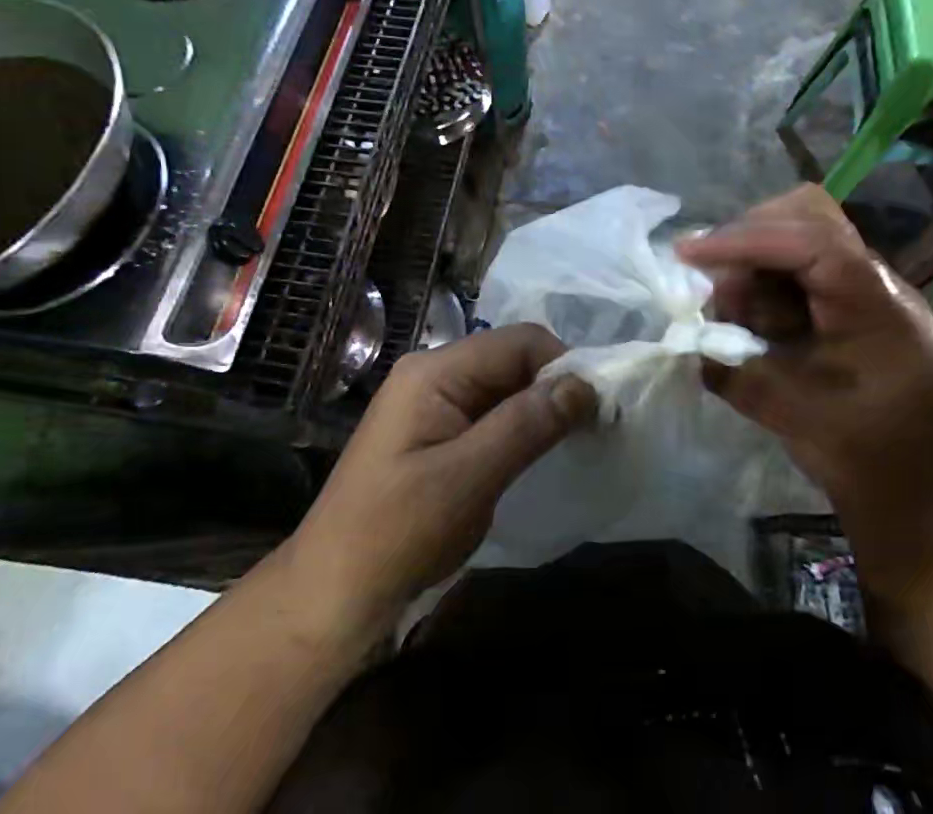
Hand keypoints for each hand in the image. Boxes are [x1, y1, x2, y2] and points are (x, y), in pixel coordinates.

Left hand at [288, 324, 596, 630]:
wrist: (336, 591)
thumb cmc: (398, 531)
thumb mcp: (470, 477)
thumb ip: (527, 424)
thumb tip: (584, 384)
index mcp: (434, 372)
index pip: (518, 342)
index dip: (562, 365)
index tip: (597, 408)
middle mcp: (433, 375)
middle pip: (511, 359)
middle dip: (554, 386)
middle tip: (592, 428)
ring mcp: (432, 404)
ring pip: (504, 388)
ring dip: (540, 409)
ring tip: (573, 441)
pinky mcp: (436, 433)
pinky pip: (490, 414)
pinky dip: (520, 427)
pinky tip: (538, 452)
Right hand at [675, 185, 932, 591]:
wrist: (916, 493)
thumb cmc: (863, 461)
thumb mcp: (790, 417)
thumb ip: (734, 370)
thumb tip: (689, 335)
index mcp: (877, 312)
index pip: (813, 244)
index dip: (746, 240)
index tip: (690, 255)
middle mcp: (877, 286)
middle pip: (812, 216)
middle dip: (748, 239)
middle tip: (712, 285)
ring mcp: (868, 292)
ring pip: (802, 237)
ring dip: (753, 263)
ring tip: (730, 312)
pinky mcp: (853, 305)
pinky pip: (802, 270)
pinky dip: (764, 284)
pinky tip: (751, 322)